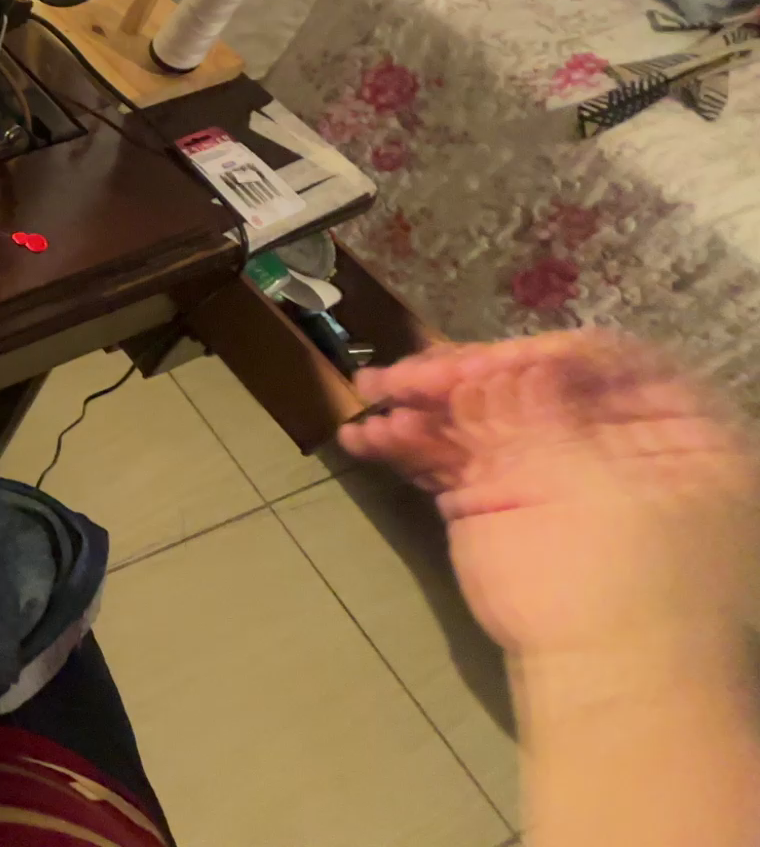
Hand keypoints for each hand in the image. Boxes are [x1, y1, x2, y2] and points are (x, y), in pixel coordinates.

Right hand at [339, 330, 759, 659]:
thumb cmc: (622, 583)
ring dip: (414, 407)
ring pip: (470, 416)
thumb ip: (543, 421)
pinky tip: (366, 439)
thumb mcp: (591, 490)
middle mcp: (597, 439)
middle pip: (521, 384)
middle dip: (454, 378)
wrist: (595, 670)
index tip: (471, 368)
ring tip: (369, 403)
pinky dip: (401, 444)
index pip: (601, 365)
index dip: (534, 356)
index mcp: (660, 434)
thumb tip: (507, 364)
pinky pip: (439, 455)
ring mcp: (538, 466)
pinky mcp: (488, 492)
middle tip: (398, 379)